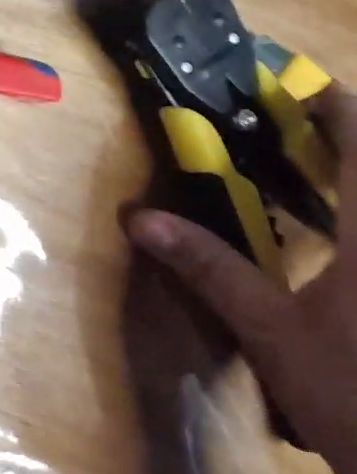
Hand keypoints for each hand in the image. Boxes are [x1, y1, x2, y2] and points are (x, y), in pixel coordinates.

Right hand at [128, 85, 356, 473]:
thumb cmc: (351, 390)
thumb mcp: (272, 331)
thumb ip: (211, 268)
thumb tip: (138, 217)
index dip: (340, 111)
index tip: (303, 83)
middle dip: (346, 143)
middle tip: (300, 124)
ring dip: (349, 185)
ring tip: (317, 172)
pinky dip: (351, 222)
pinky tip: (335, 238)